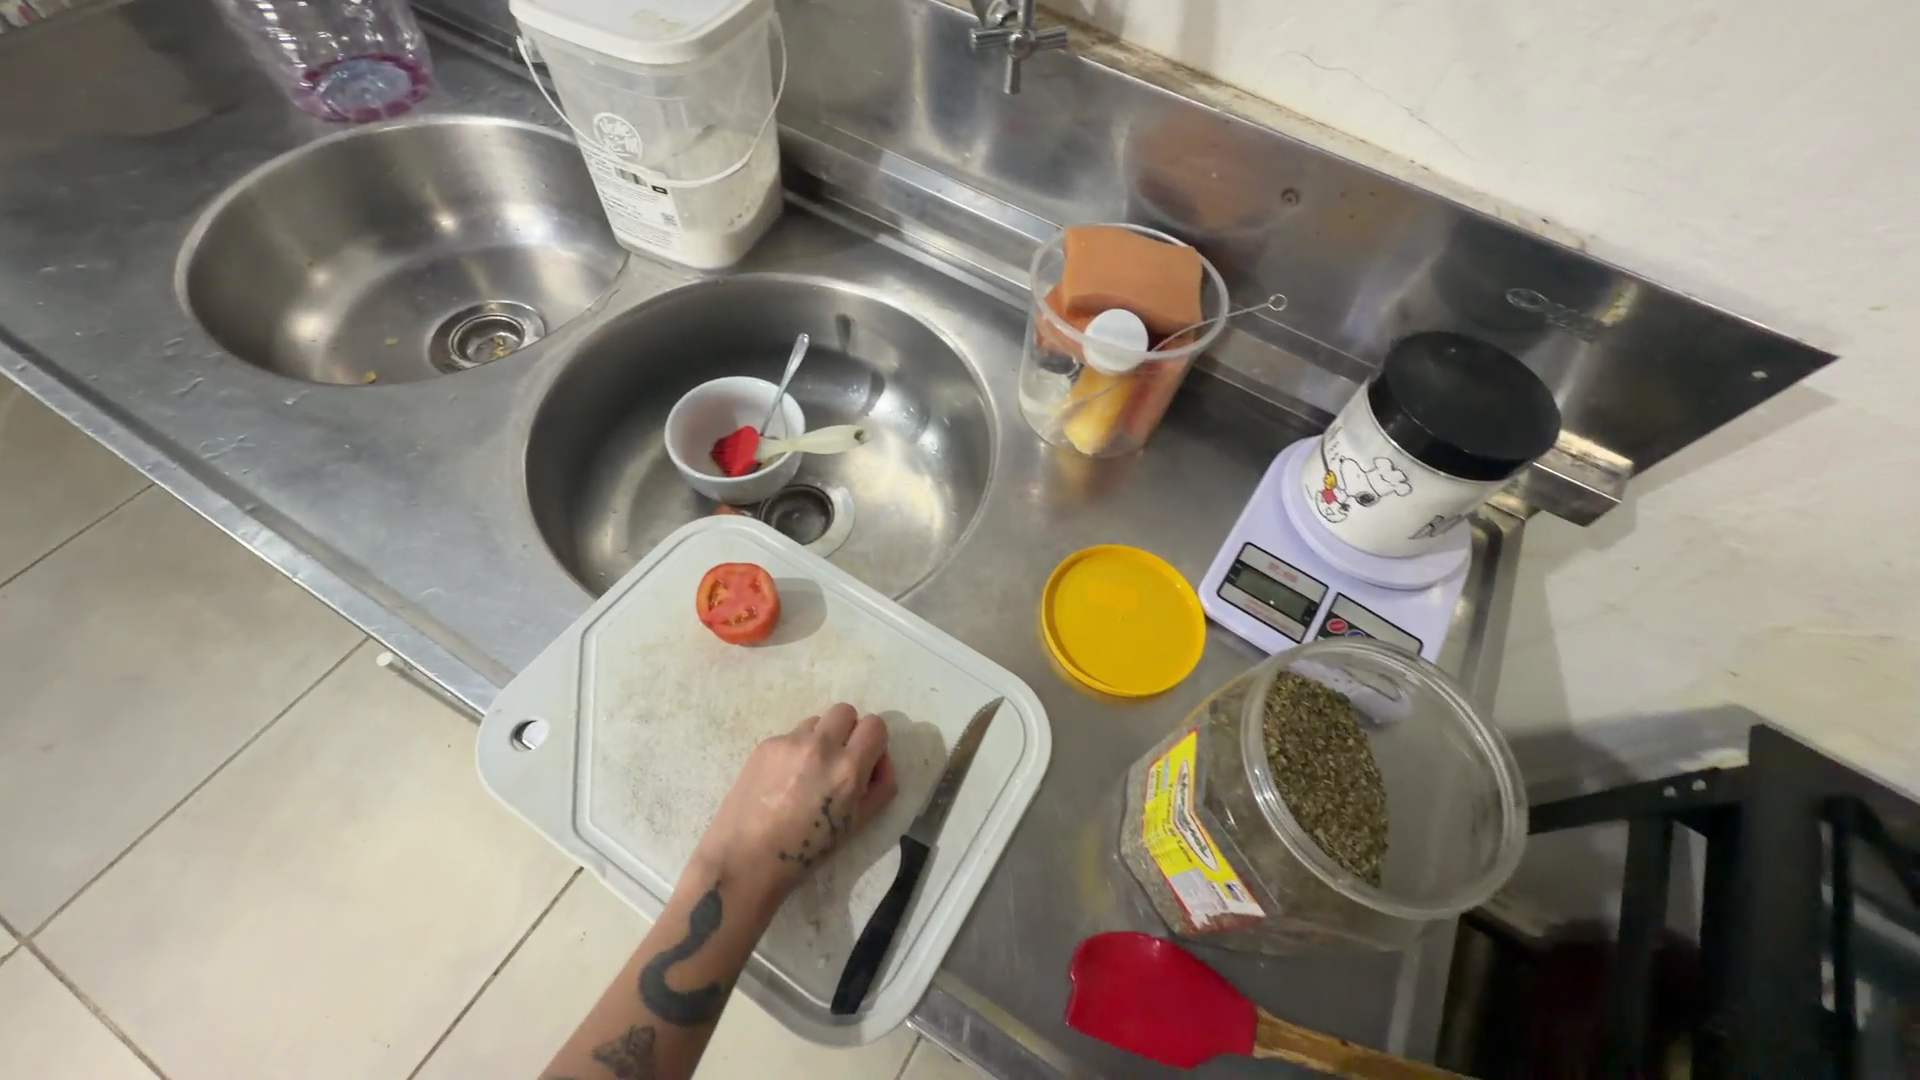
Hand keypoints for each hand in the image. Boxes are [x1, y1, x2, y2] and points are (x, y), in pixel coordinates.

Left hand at [694, 703, 897, 910]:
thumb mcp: (857, 825)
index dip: (874, 742)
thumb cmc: (806, 852)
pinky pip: (790, 736)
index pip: (875, 725)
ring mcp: (789, 742)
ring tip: (806, 773)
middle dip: (847, 732)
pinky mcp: (765, 745)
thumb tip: (878, 761)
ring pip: (816, 721)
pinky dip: (794, 751)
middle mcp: (820, 746)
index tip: (864, 761)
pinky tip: (782, 781)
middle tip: (837, 762)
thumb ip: (880, 787)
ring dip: (820, 739)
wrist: (745, 860)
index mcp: (848, 769)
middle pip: (845, 711)